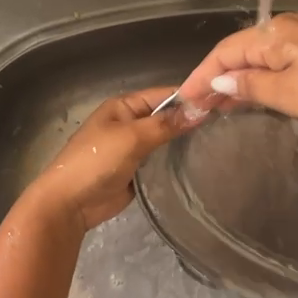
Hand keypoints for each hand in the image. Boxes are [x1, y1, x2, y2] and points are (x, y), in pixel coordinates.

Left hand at [24, 87, 203, 231]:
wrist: (70, 203)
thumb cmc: (96, 162)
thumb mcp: (131, 137)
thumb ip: (165, 124)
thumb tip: (200, 110)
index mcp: (124, 106)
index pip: (163, 95)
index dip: (189, 98)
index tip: (220, 104)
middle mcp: (130, 123)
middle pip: (166, 117)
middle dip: (190, 120)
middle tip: (226, 126)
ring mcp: (134, 148)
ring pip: (165, 139)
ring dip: (184, 142)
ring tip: (219, 143)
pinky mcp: (138, 171)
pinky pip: (161, 161)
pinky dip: (175, 162)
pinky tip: (199, 163)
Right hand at [174, 13, 297, 133]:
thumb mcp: (292, 94)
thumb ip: (254, 86)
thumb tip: (223, 80)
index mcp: (278, 33)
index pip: (226, 51)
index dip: (202, 75)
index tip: (184, 99)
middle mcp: (294, 27)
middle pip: (245, 51)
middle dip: (220, 78)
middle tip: (200, 106)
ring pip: (267, 57)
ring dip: (244, 80)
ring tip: (225, 106)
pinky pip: (288, 61)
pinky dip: (268, 78)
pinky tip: (266, 95)